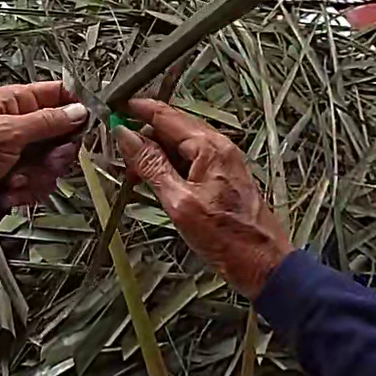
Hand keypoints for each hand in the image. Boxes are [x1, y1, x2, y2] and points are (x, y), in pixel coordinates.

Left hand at [0, 82, 87, 297]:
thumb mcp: (8, 133)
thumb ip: (47, 121)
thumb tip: (77, 111)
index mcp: (14, 103)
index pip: (58, 95)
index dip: (74, 109)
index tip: (83, 125)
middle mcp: (20, 125)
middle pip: (63, 134)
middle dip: (55, 154)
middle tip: (44, 159)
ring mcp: (21, 153)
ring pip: (54, 163)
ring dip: (37, 175)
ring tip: (16, 177)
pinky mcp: (20, 177)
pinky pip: (42, 183)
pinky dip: (28, 190)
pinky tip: (9, 189)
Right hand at [115, 99, 292, 296]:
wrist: (263, 265)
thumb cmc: (228, 238)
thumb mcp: (179, 201)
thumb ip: (150, 165)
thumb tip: (126, 136)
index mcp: (209, 147)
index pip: (165, 114)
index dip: (136, 110)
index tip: (113, 110)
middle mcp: (218, 147)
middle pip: (171, 126)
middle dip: (142, 135)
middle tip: (118, 150)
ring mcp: (221, 160)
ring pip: (178, 144)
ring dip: (154, 153)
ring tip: (133, 172)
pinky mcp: (221, 176)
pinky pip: (189, 159)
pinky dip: (168, 165)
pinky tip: (155, 181)